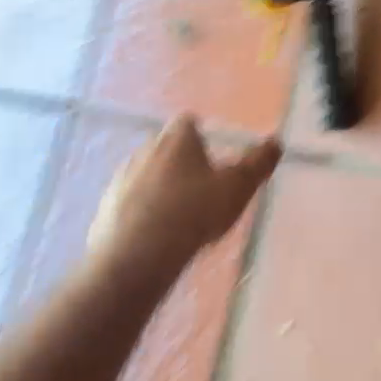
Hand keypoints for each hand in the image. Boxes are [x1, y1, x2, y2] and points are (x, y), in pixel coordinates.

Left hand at [88, 115, 281, 280]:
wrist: (136, 258)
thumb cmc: (194, 212)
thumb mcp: (239, 187)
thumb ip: (259, 163)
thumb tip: (275, 142)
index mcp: (177, 139)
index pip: (188, 122)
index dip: (203, 133)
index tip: (215, 152)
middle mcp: (144, 151)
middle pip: (167, 148)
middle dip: (183, 161)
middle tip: (204, 184)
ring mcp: (120, 180)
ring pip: (147, 175)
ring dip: (162, 186)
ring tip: (182, 213)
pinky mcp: (104, 210)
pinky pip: (130, 203)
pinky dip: (144, 211)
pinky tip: (159, 233)